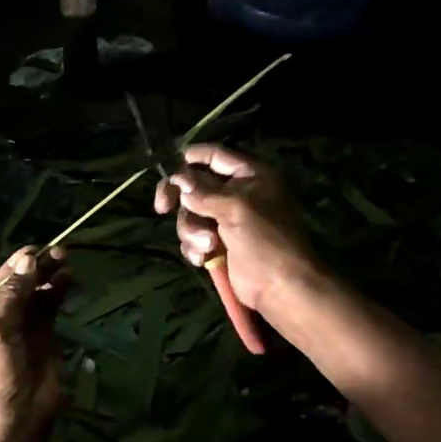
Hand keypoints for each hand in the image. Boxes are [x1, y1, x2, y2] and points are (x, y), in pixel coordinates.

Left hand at [0, 245, 66, 441]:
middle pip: (20, 283)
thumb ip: (12, 296)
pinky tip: (70, 280)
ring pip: (38, 292)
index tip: (36, 249)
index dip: (16, 264)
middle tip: (59, 252)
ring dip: (51, 275)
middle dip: (38, 267)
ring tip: (67, 261)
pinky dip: (60, 291)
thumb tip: (27, 261)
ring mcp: (23, 326)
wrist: (15, 423)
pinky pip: (51, 307)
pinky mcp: (45, 335)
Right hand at [152, 144, 322, 316]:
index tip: (170, 166)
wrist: (279, 286)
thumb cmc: (264, 239)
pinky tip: (203, 258)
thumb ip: (203, 191)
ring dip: (192, 230)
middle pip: (195, 186)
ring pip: (191, 214)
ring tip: (208, 246)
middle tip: (162, 207)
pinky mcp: (219, 244)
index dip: (193, 157)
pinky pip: (193, 237)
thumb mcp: (234, 207)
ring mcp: (227, 220)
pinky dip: (194, 247)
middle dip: (181, 199)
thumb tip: (178, 179)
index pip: (216, 155)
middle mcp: (237, 193)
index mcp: (250, 175)